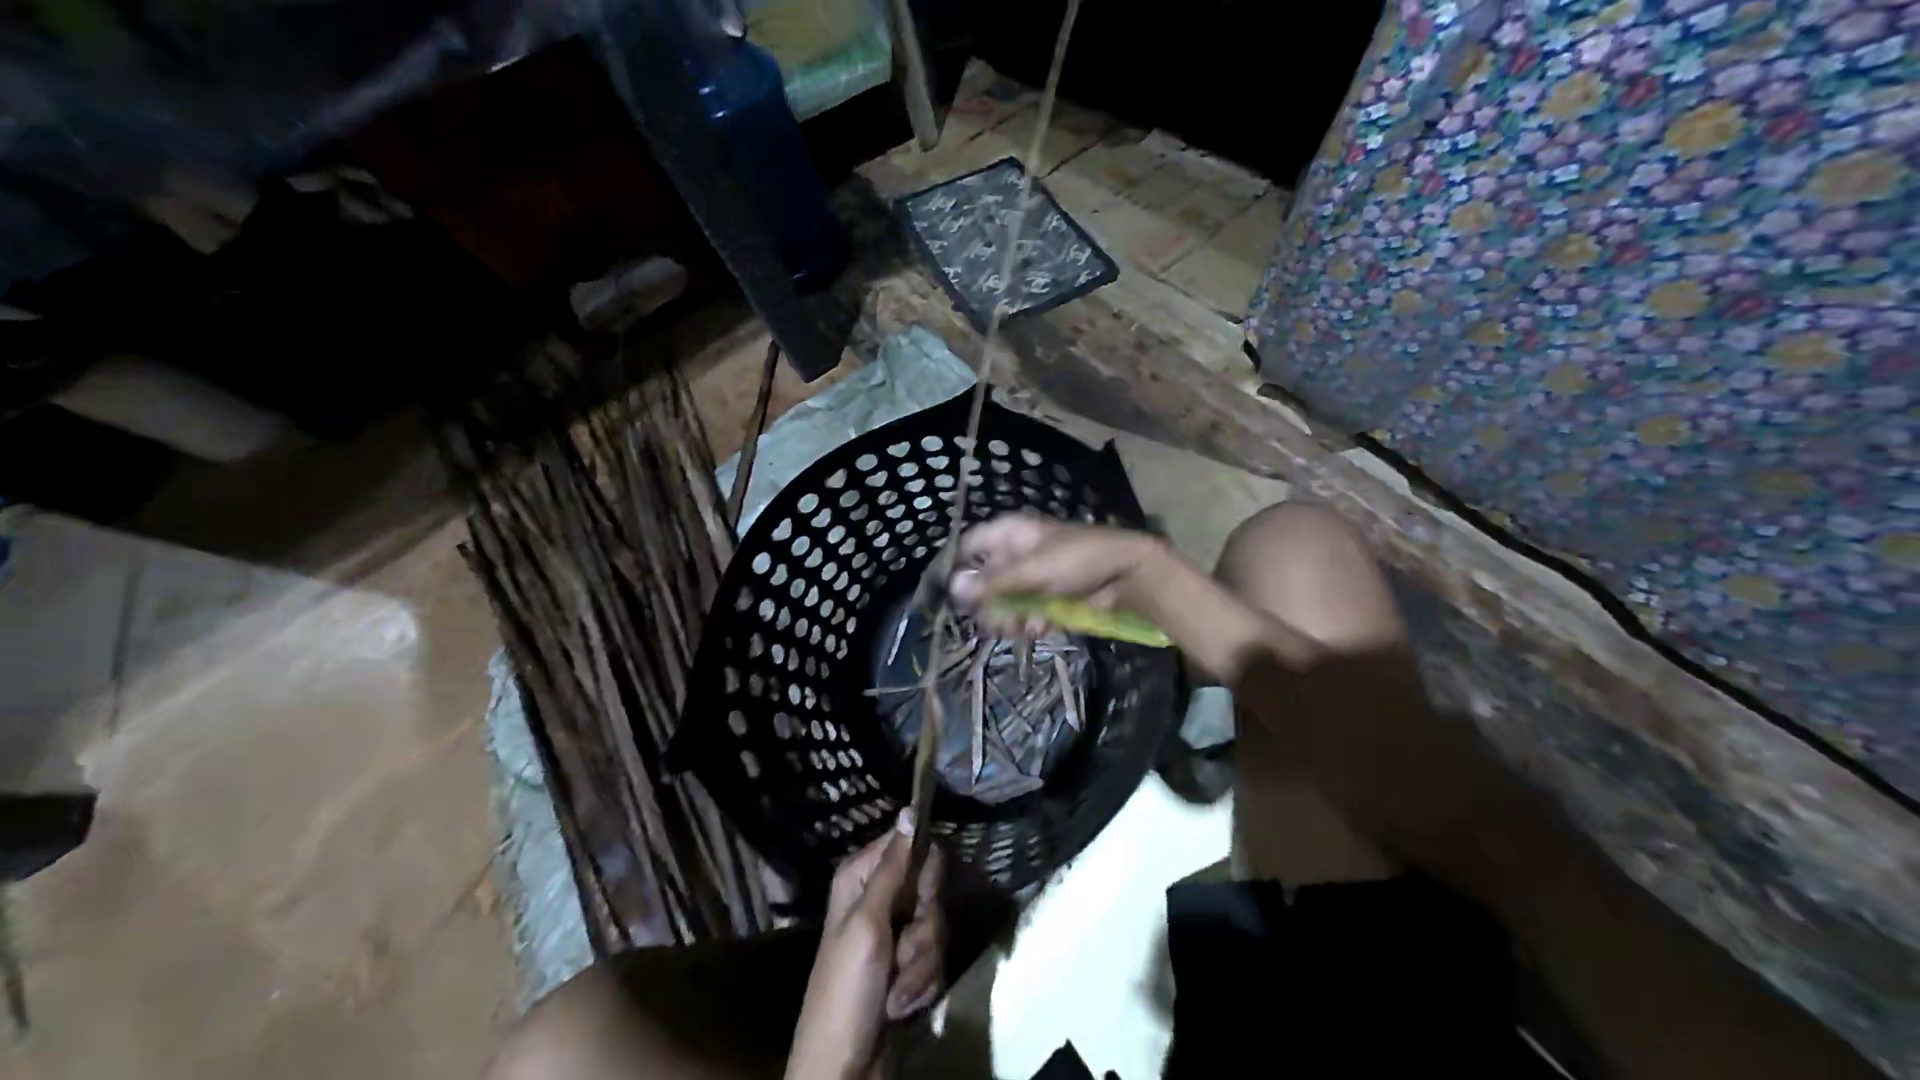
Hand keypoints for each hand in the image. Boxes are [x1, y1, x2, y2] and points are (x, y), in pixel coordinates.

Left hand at [786, 811, 944, 1079]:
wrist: (844, 1067)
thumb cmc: (847, 987)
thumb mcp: (867, 923)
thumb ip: (893, 868)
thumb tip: (909, 809)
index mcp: (861, 877)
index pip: (910, 844)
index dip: (924, 870)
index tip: (923, 895)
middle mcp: (879, 897)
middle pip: (931, 887)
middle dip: (925, 925)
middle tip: (902, 947)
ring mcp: (895, 933)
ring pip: (937, 926)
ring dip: (922, 962)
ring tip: (895, 988)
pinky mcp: (909, 965)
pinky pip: (936, 958)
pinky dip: (922, 983)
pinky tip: (901, 1004)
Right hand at [948, 514, 1168, 634]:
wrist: (1129, 574)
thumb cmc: (1079, 560)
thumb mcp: (1033, 570)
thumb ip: (993, 582)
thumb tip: (953, 588)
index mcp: (1010, 534)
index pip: (969, 546)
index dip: (960, 570)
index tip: (958, 598)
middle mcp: (1015, 554)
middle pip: (983, 581)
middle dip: (989, 605)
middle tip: (998, 622)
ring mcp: (1031, 577)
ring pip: (1003, 602)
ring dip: (1010, 618)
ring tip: (1025, 627)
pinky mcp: (1046, 597)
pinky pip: (1025, 612)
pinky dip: (1030, 622)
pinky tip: (1042, 627)